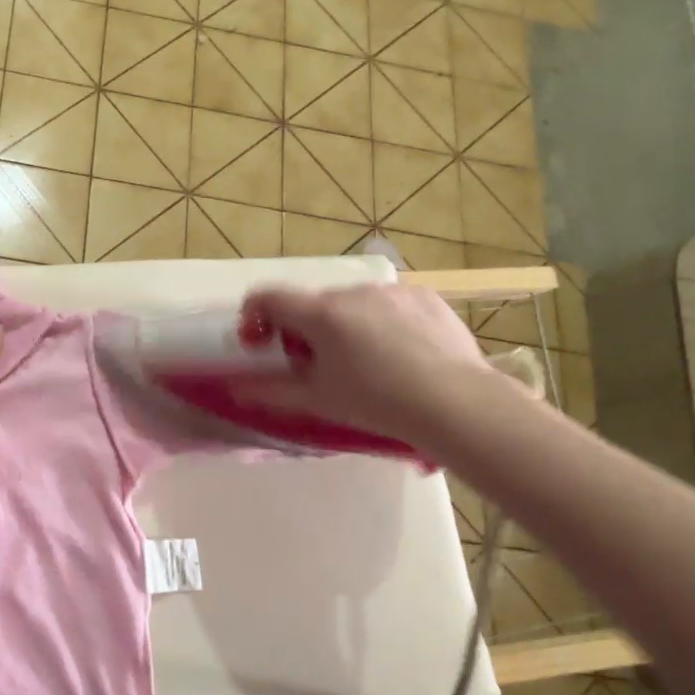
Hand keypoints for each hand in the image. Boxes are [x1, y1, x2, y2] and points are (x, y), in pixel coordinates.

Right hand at [240, 283, 503, 443]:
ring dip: (346, 326)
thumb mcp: (318, 400)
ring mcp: (392, 291)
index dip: (254, 317)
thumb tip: (236, 388)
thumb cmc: (377, 403)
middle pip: (312, 304)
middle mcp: (352, 291)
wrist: (457, 403)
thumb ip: (270, 390)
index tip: (260, 345)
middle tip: (318, 368)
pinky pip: (389, 305)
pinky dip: (383, 323)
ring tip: (367, 364)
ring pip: (352, 304)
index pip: (267, 297)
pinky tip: (401, 354)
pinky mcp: (425, 296)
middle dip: (305, 331)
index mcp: (320, 313)